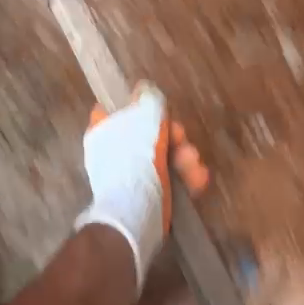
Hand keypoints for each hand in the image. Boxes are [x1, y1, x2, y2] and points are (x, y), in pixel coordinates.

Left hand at [73, 83, 207, 290]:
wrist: (135, 217)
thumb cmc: (136, 161)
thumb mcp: (146, 120)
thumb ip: (149, 102)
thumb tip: (145, 88)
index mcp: (104, 129)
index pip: (120, 109)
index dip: (145, 109)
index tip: (163, 117)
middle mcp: (112, 151)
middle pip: (149, 134)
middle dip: (175, 138)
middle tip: (185, 144)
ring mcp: (127, 176)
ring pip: (162, 158)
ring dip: (184, 159)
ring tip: (196, 167)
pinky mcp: (144, 199)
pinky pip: (168, 181)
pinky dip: (184, 179)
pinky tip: (199, 181)